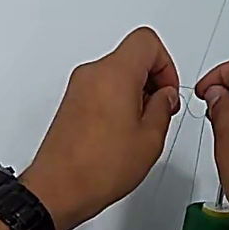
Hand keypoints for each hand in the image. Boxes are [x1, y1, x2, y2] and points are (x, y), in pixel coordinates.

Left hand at [23, 27, 181, 229]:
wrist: (60, 188)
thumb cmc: (97, 167)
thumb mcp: (150, 139)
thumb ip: (163, 108)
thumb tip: (165, 97)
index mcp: (115, 74)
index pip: (147, 42)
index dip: (166, 64)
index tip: (168, 90)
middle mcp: (93, 74)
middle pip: (131, 56)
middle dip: (152, 80)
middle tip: (161, 109)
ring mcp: (78, 88)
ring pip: (116, 74)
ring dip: (134, 94)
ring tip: (141, 128)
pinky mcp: (71, 104)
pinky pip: (100, 90)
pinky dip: (117, 103)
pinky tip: (123, 134)